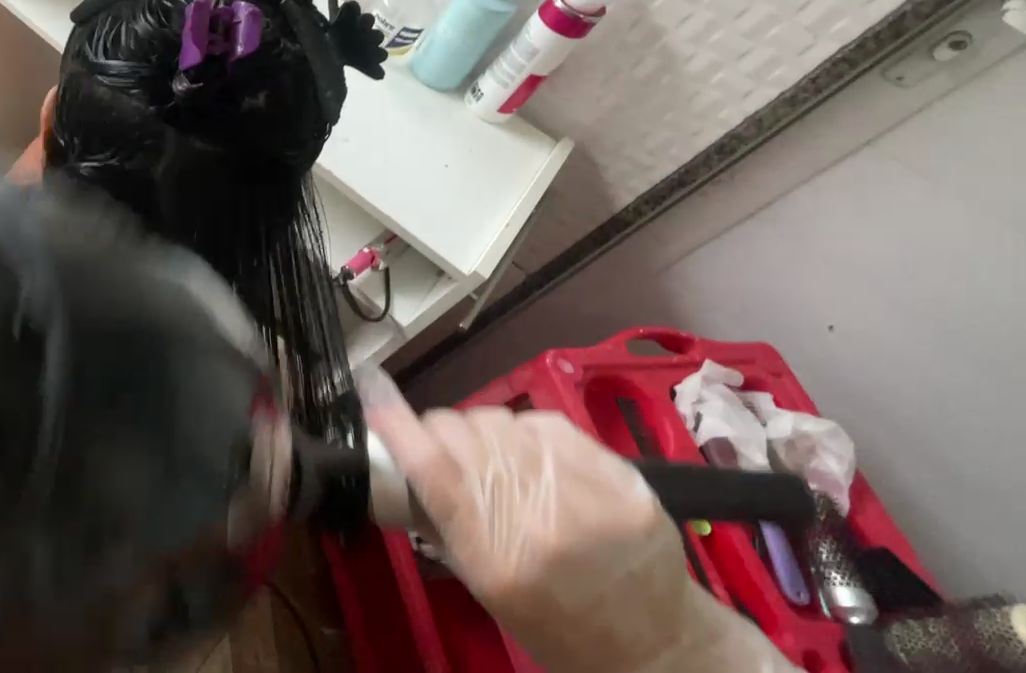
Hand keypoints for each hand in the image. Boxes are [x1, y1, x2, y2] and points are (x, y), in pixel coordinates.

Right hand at [357, 370, 798, 672]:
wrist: (655, 643)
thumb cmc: (553, 622)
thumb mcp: (482, 584)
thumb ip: (441, 518)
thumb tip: (401, 456)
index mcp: (495, 554)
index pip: (431, 466)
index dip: (394, 419)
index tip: (370, 383)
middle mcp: (537, 516)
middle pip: (458, 431)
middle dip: (437, 431)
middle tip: (444, 452)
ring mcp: (582, 489)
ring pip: (496, 418)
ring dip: (480, 430)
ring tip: (494, 460)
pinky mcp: (615, 471)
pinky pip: (542, 420)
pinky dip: (524, 431)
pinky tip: (532, 457)